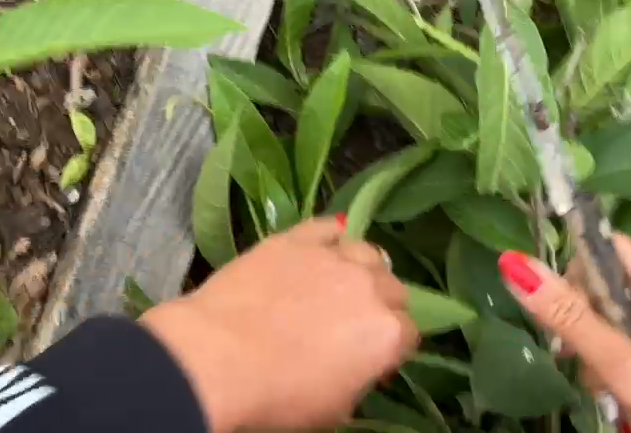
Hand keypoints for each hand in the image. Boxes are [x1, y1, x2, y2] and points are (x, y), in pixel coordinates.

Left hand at [138, 216, 417, 432]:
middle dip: (380, 302)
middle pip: (392, 287)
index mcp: (387, 333)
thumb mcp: (338, 404)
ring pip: (366, 250)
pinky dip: (332, 234)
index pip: (408, 332)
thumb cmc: (281, 393)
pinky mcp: (294, 237)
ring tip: (343, 279)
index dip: (391, 344)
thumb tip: (359, 358)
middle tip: (356, 318)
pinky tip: (324, 245)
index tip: (371, 353)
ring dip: (362, 266)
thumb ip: (361, 371)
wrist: (222, 353)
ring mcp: (330, 255)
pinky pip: (326, 226)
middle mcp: (368, 286)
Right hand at [497, 234, 630, 432]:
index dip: (576, 266)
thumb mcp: (628, 372)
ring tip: (606, 390)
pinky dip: (616, 369)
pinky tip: (618, 396)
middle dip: (583, 321)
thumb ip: (571, 319)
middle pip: (606, 287)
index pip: (608, 247)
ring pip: (614, 322)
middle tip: (577, 358)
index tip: (557, 304)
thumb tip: (512, 261)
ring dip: (596, 352)